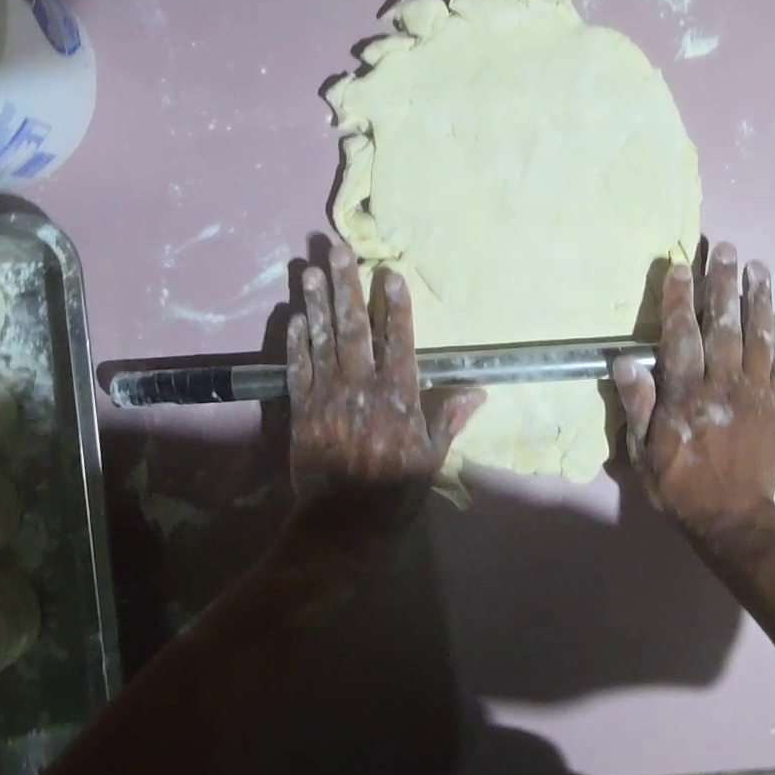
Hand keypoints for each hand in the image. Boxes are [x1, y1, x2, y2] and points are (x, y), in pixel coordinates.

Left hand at [286, 245, 483, 510]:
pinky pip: (297, 369)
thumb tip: (479, 391)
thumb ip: (449, 419)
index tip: (389, 273)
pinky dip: (296, 342)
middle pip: (354, 328)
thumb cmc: (394, 492)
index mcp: (398, 398)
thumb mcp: (431, 459)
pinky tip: (295, 315)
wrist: (343, 525)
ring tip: (312, 269)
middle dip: (347, 286)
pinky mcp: (301, 410)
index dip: (394, 306)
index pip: (398, 341)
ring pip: (322, 340)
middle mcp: (361, 388)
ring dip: (317, 303)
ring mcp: (328, 397)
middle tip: (338, 250)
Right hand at [611, 242, 774, 534]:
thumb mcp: (641, 452)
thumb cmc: (679, 484)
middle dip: (722, 284)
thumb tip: (625, 360)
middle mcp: (722, 384)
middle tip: (724, 249)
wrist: (733, 518)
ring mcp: (754, 392)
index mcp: (685, 394)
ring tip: (758, 266)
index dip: (678, 299)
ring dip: (758, 298)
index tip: (678, 267)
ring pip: (758, 335)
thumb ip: (636, 404)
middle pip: (723, 324)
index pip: (680, 335)